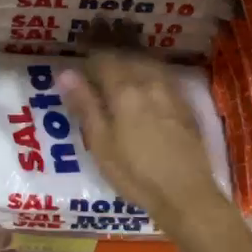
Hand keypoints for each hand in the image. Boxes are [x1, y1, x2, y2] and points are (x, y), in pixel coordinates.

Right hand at [58, 46, 227, 232]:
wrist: (186, 194)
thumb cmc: (135, 174)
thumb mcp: (100, 144)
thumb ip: (85, 105)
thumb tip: (65, 73)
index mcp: (124, 90)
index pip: (104, 60)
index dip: (89, 60)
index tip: (78, 67)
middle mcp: (150, 83)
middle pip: (128, 58)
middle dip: (110, 58)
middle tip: (95, 69)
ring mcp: (171, 93)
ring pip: (148, 65)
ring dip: (131, 64)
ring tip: (119, 76)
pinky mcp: (186, 107)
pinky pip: (163, 78)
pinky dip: (149, 75)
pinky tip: (146, 89)